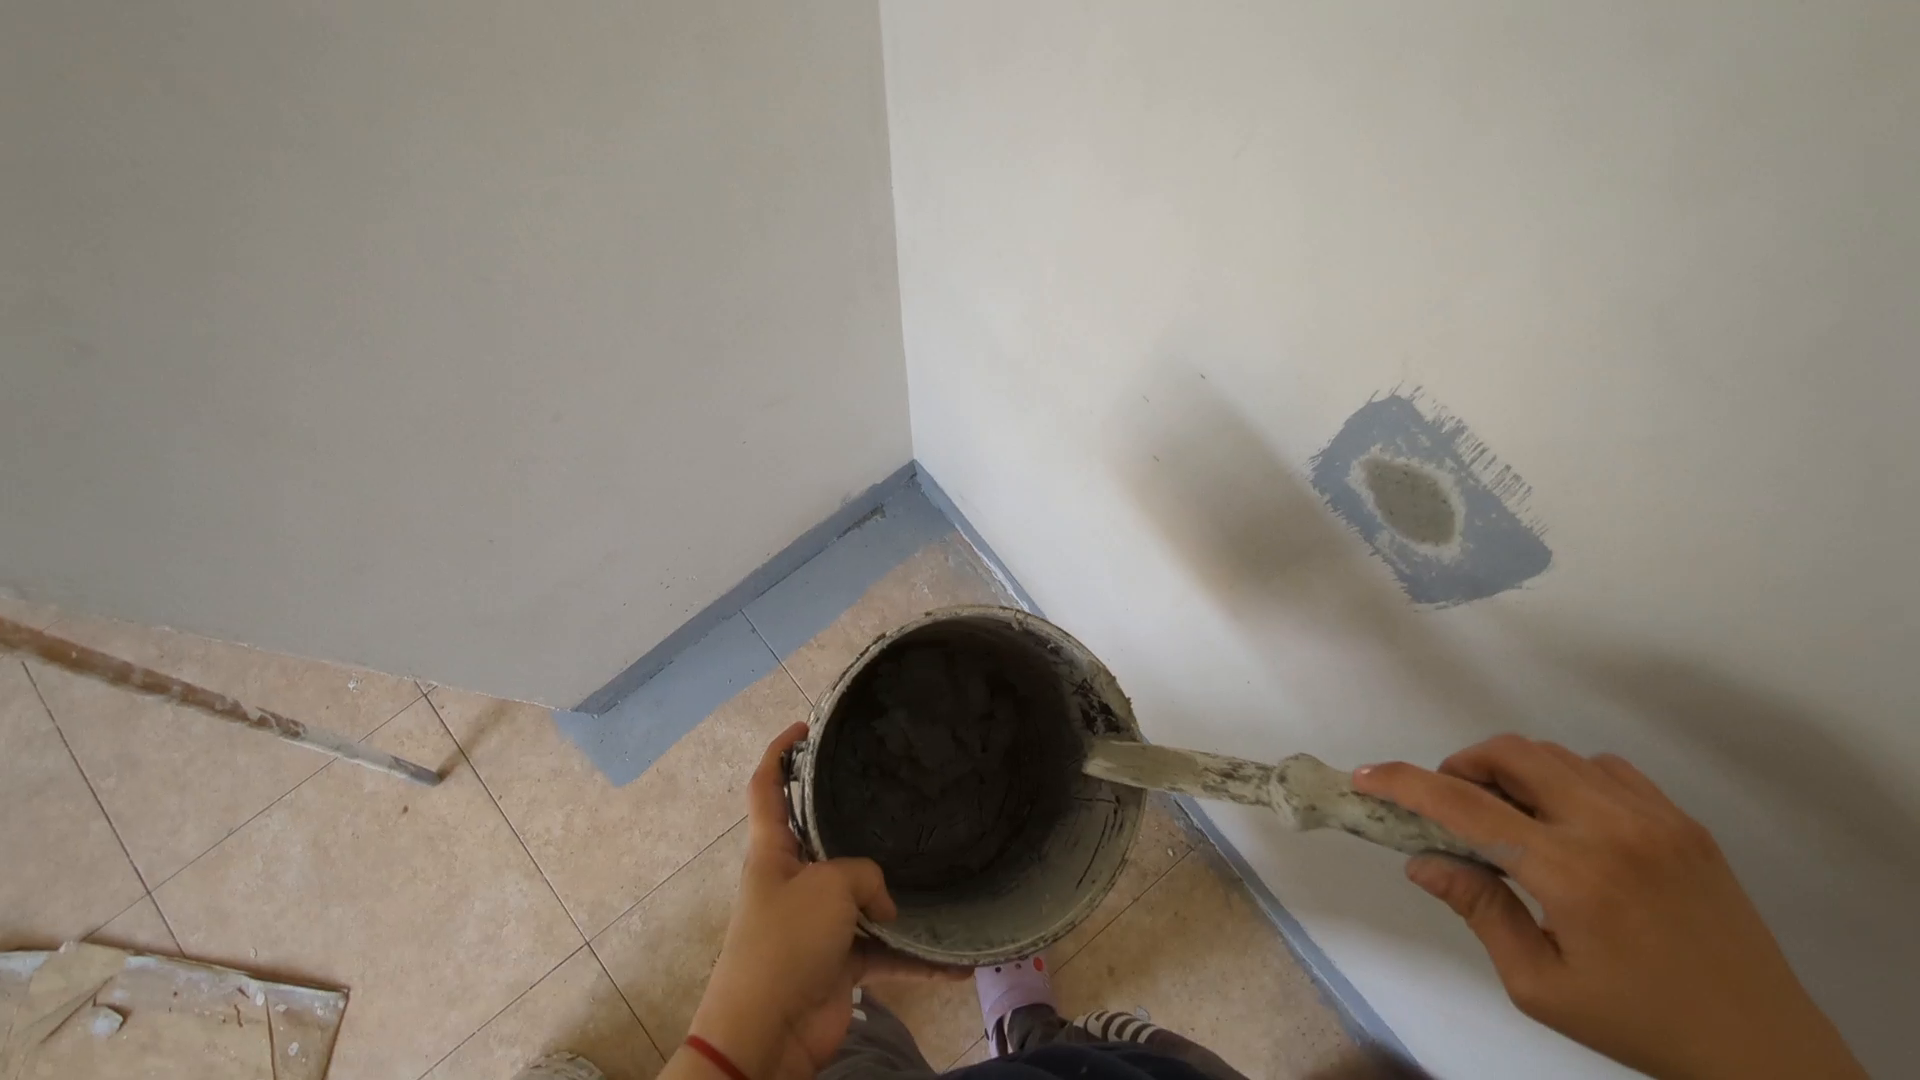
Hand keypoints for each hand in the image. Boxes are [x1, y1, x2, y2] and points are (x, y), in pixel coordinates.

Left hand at [681, 722, 964, 1079]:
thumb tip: (883, 907)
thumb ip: (864, 875)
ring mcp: (817, 924)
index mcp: (773, 850)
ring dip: (896, 900)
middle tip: (896, 796)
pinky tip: (957, 963)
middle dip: (854, 820)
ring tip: (938, 877)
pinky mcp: (838, 964)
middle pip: (824, 838)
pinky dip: (918, 960)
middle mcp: (793, 881)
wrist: (767, 1032)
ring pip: (862, 898)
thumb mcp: (829, 886)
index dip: (780, 752)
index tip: (806, 726)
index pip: (767, 786)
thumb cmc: (787, 941)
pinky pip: (885, 955)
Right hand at [1354, 736, 1864, 1079]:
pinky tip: (1564, 818)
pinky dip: (1564, 777)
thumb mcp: (1539, 984)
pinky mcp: (1684, 823)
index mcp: (1572, 875)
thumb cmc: (1637, 1022)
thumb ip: (1478, 909)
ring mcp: (1656, 819)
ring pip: (1555, 755)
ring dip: (1511, 770)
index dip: (1406, 784)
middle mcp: (1612, 829)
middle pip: (1512, 755)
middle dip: (1461, 766)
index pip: (1466, 806)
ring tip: (1504, 814)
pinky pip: (1605, 769)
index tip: (1366, 776)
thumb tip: (1422, 859)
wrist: (1764, 1050)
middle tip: (1448, 804)